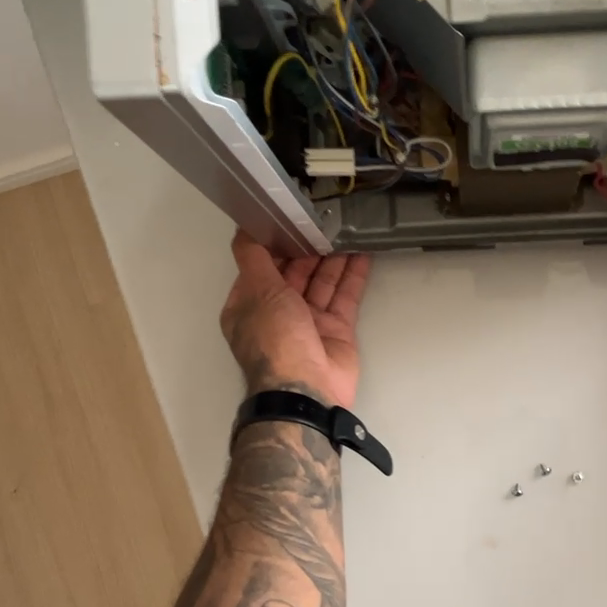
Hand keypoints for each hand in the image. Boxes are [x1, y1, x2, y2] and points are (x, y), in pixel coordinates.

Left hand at [221, 234, 370, 408]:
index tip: (286, 217)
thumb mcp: (256, 290)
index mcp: (250, 306)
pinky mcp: (337, 331)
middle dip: (307, 248)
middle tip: (322, 219)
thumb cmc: (274, 339)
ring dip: (332, 258)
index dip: (273, 243)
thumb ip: (252, 257)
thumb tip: (244, 228)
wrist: (306, 389)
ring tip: (345, 229)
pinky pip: (345, 298)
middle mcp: (278, 314)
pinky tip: (362, 254)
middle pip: (294, 273)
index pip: (260, 268)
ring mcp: (309, 323)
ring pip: (322, 283)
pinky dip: (353, 277)